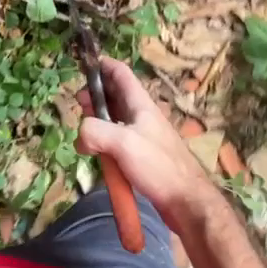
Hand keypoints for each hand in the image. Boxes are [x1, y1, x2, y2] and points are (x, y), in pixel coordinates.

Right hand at [77, 56, 223, 228]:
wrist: (188, 202)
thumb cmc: (158, 165)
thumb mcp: (123, 143)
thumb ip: (95, 132)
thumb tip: (80, 137)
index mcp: (140, 103)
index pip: (120, 72)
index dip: (102, 65)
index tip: (83, 67)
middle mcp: (141, 115)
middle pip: (114, 94)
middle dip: (95, 95)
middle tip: (79, 104)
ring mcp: (142, 135)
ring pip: (115, 118)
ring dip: (98, 119)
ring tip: (85, 129)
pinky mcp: (142, 155)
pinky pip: (118, 140)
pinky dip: (105, 142)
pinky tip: (98, 154)